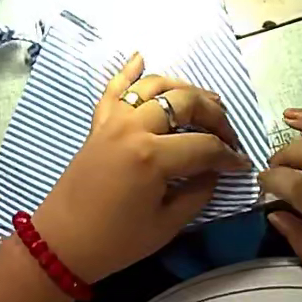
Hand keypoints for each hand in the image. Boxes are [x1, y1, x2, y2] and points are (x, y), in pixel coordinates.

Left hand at [32, 53, 251, 282]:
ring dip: (183, 88)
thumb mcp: (167, 224)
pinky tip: (140, 57)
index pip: (205, 145)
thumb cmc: (115, 241)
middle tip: (227, 135)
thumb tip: (215, 171)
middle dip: (215, 115)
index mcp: (152, 156)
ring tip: (204, 101)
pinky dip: (128, 71)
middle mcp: (133, 128)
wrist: (61, 244)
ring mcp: (113, 121)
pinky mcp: (98, 125)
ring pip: (154, 86)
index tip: (241, 165)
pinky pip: (114, 89)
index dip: (229, 156)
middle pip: (185, 102)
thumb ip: (199, 192)